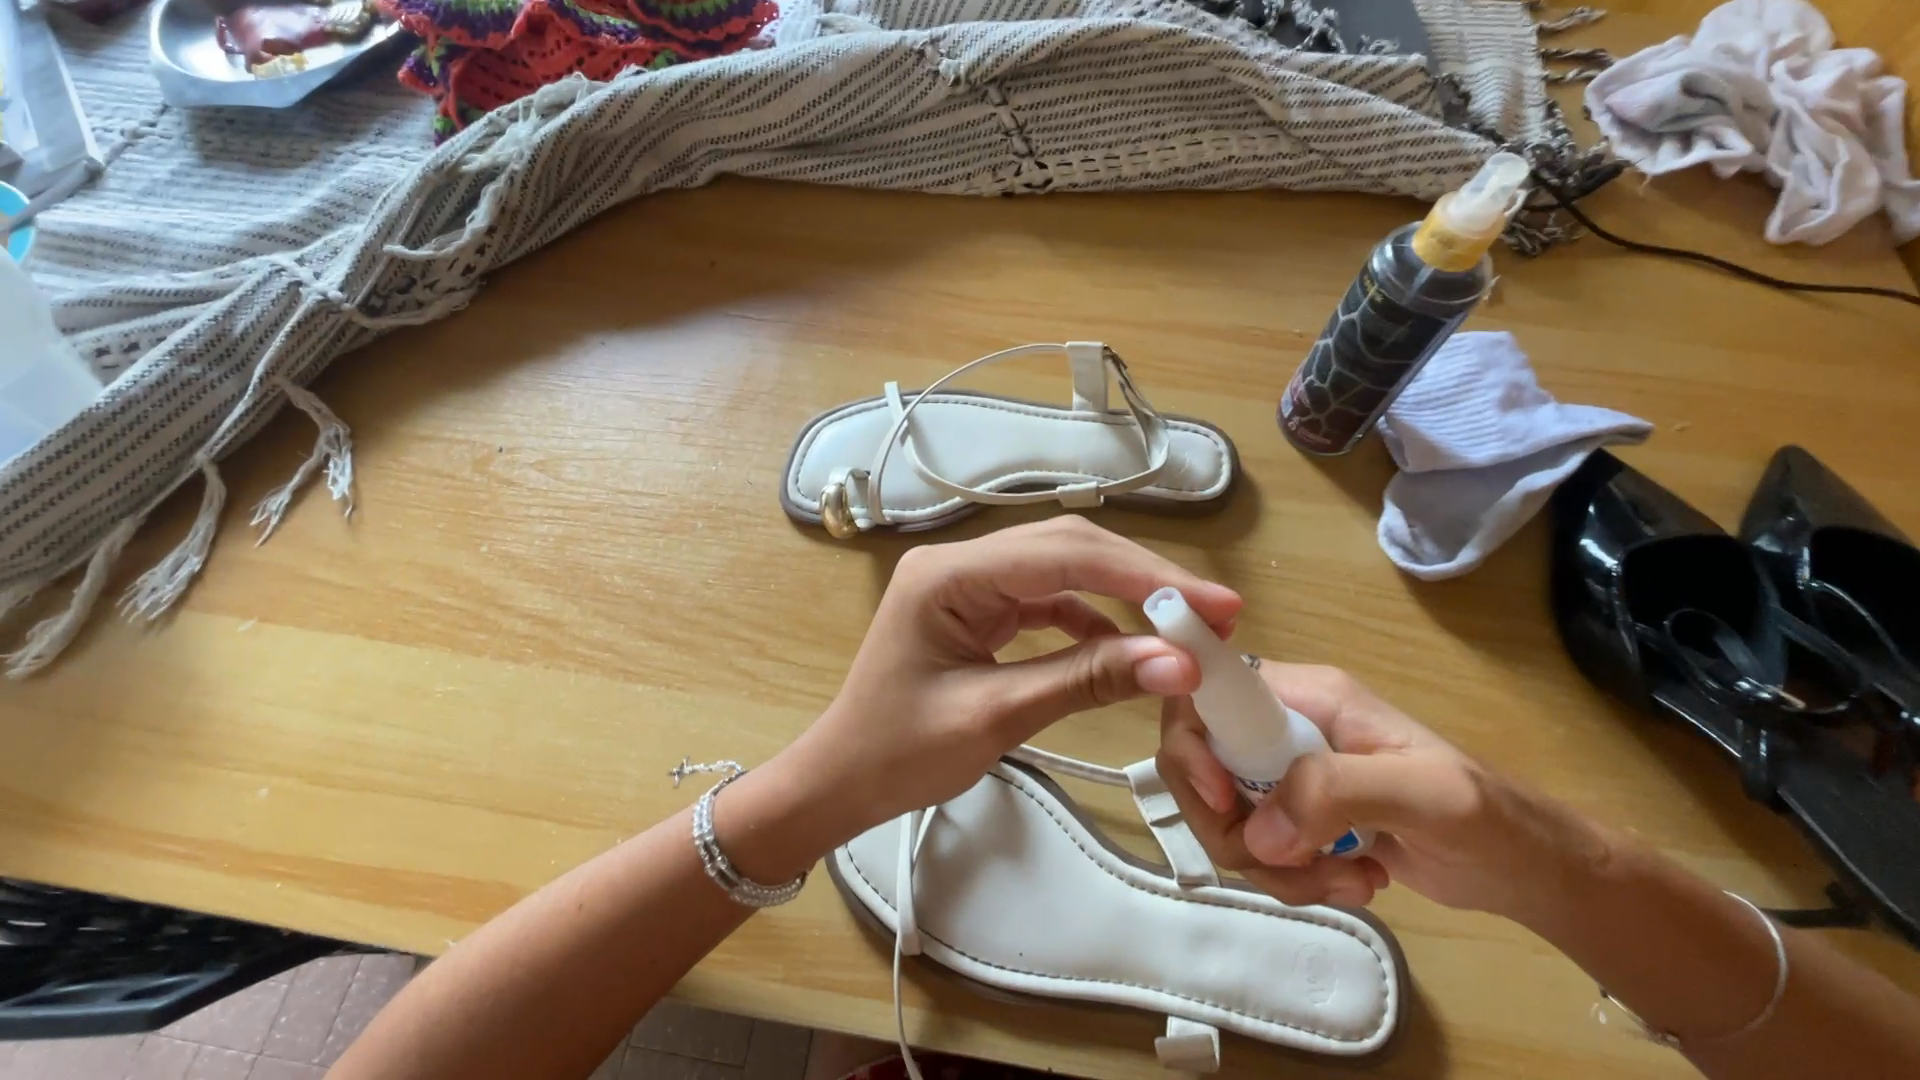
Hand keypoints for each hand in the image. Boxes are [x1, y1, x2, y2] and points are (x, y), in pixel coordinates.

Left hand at [731, 518, 1241, 876]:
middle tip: (1215, 615)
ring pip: (1062, 571)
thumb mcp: (997, 716)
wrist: (841, 781)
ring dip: (1123, 597)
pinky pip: (1046, 602)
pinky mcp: (979, 610)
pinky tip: (1126, 646)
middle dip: (1143, 580)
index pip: (1062, 556)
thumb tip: (1180, 664)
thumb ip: (1086, 680)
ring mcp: (969, 584)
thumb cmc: (898, 754)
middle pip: (1067, 550)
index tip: (1214, 606)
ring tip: (1185, 629)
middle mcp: (959, 564)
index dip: (1145, 577)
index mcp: (948, 575)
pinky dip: (1091, 621)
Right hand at [1155, 662, 1610, 919]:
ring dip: (1271, 865)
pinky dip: (1287, 877)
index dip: (1192, 743)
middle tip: (1286, 860)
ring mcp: (1283, 774)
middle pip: (1199, 764)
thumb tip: (1256, 834)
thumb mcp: (1422, 793)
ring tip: (1341, 878)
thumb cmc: (1486, 815)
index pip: (1205, 692)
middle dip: (1230, 826)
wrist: (1526, 867)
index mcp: (1305, 695)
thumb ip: (1334, 793)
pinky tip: (1348, 880)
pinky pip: (1252, 848)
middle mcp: (1281, 727)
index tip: (1225, 802)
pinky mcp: (1292, 817)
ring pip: (1222, 817)